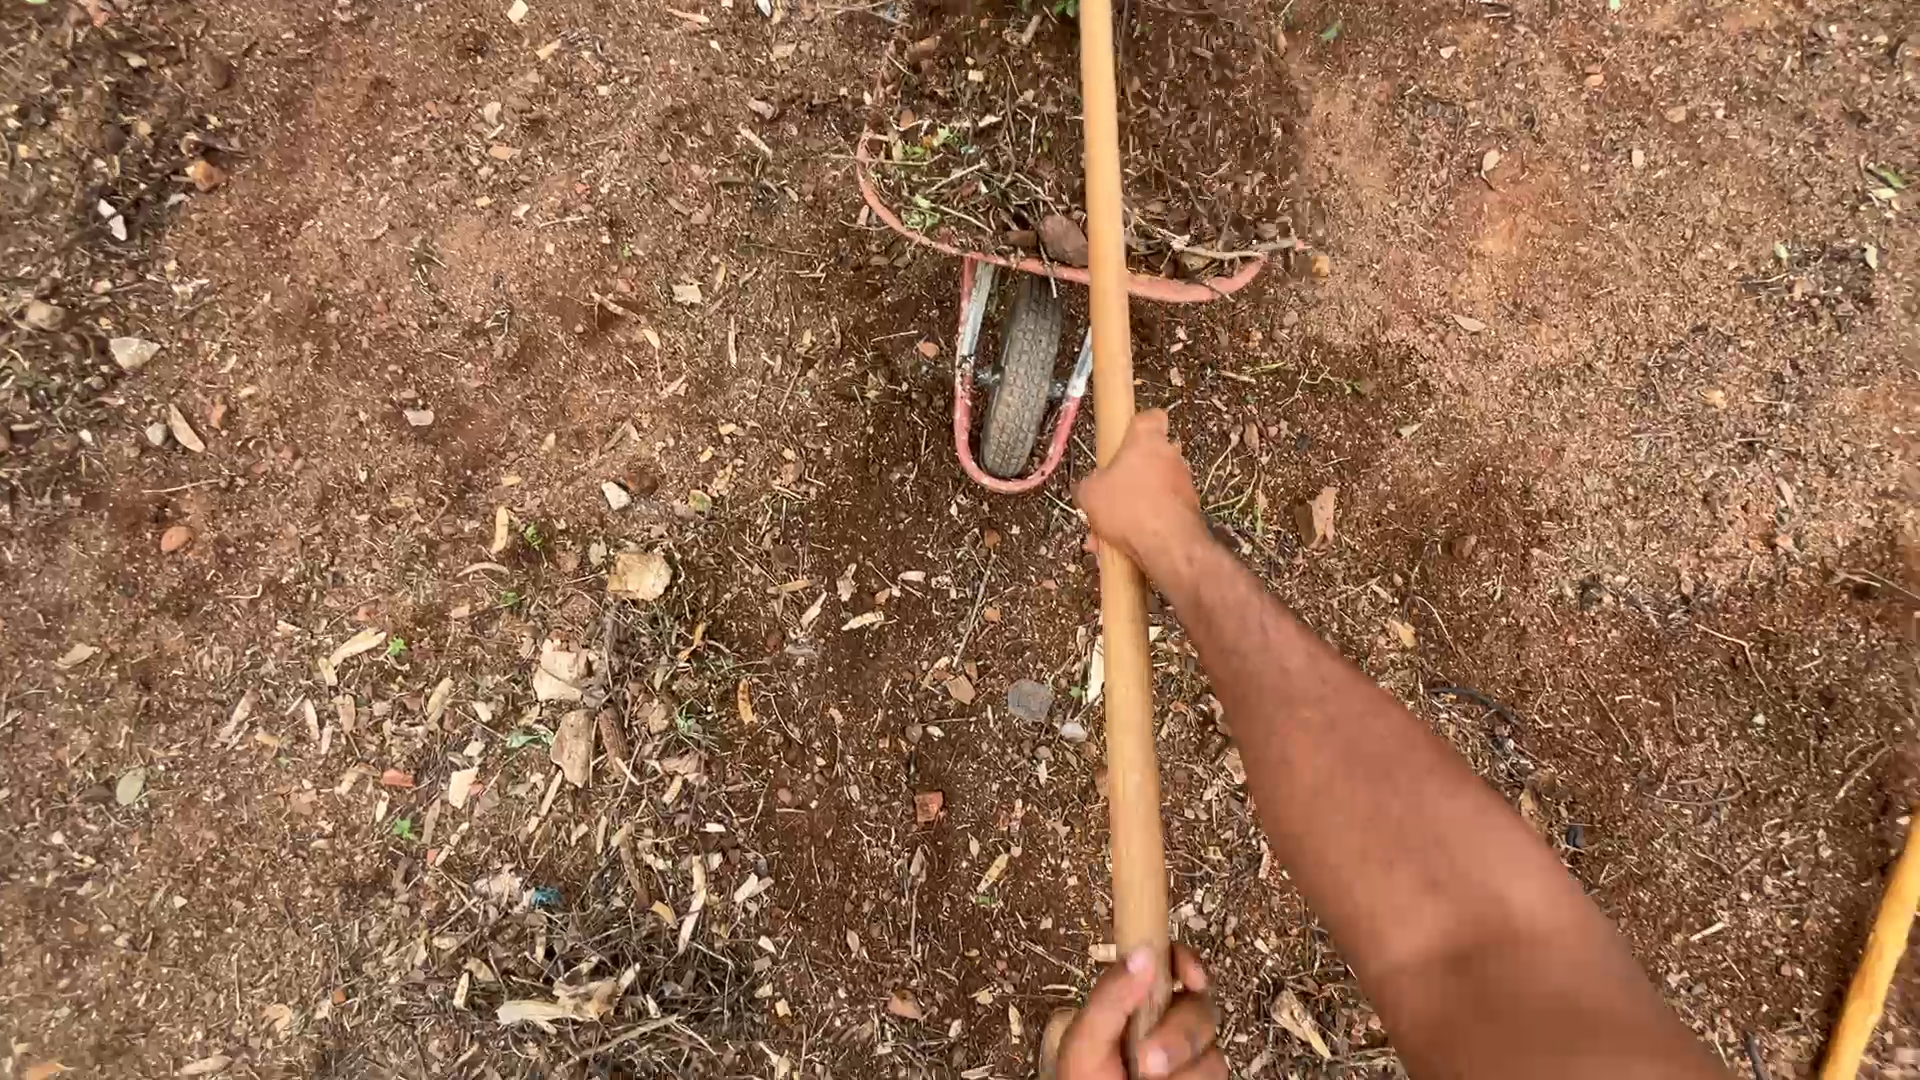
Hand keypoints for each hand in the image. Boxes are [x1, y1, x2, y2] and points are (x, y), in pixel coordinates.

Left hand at [1051, 946, 1225, 1079]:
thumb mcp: (1086, 1039)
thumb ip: (1111, 996)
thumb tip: (1144, 951)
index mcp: (1138, 998)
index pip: (1172, 964)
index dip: (1187, 962)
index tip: (1190, 976)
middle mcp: (1169, 1022)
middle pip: (1200, 1008)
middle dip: (1179, 1034)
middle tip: (1148, 1061)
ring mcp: (1189, 1058)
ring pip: (1212, 1050)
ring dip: (1183, 1071)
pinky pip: (1218, 1078)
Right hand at [1074, 410, 1208, 584]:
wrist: (1167, 545)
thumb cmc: (1128, 507)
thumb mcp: (1089, 493)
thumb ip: (1088, 485)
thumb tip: (1089, 488)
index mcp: (1147, 441)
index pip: (1150, 417)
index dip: (1136, 427)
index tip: (1123, 440)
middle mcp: (1171, 456)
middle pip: (1148, 458)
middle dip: (1128, 477)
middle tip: (1107, 497)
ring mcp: (1183, 484)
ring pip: (1152, 490)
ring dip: (1132, 507)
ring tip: (1107, 532)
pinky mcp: (1189, 510)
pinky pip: (1159, 513)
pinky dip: (1143, 525)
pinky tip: (1122, 546)